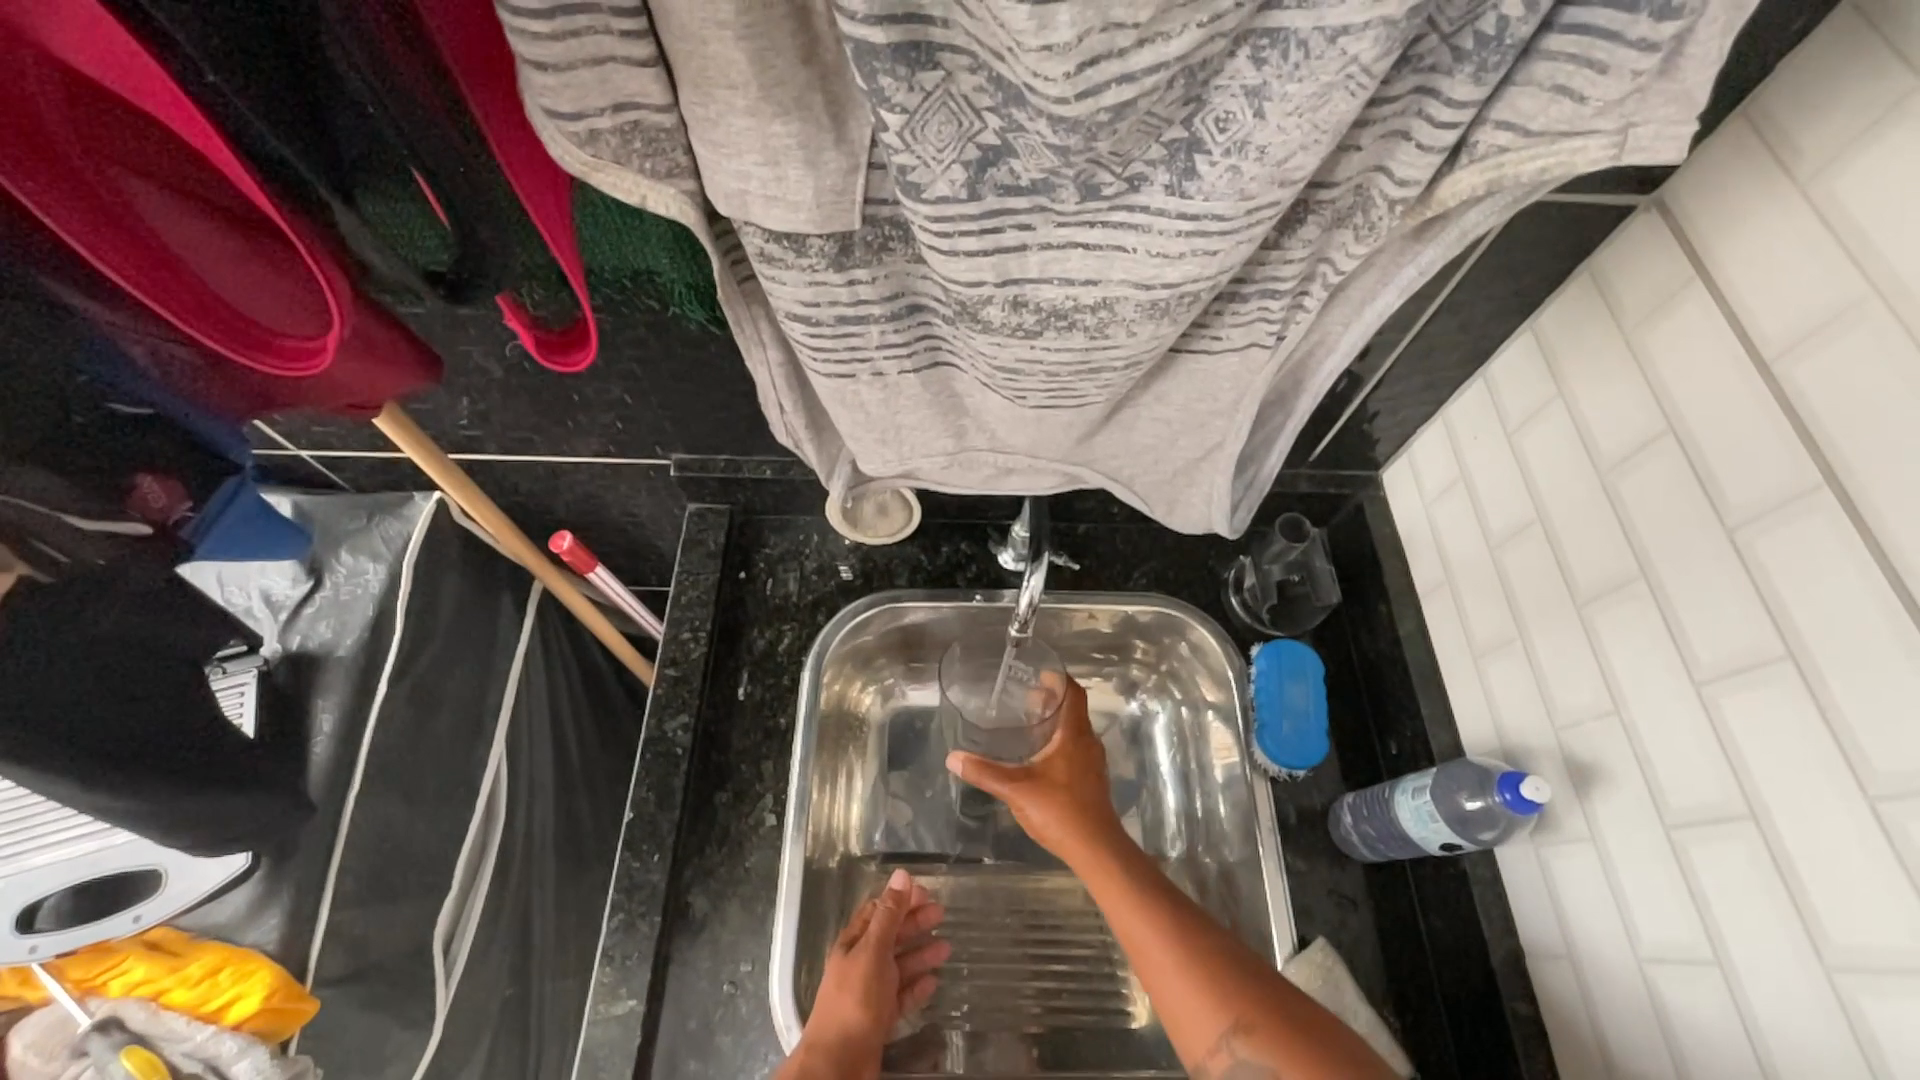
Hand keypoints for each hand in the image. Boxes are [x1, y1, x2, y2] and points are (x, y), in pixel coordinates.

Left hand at [788, 869, 949, 1078]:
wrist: (838, 1063)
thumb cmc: (854, 1000)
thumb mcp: (873, 951)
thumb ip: (889, 915)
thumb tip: (901, 875)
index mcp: (854, 943)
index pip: (878, 911)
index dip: (900, 899)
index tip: (926, 892)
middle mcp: (861, 963)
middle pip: (890, 936)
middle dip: (914, 923)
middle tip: (942, 913)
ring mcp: (870, 992)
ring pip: (898, 967)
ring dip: (921, 955)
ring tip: (947, 948)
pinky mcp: (879, 1017)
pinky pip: (901, 997)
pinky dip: (916, 988)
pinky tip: (932, 983)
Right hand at [945, 673, 1128, 865]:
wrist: (1096, 848)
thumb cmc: (1059, 810)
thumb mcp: (1016, 789)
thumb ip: (984, 772)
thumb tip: (953, 757)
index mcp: (1074, 735)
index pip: (1073, 693)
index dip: (1058, 679)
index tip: (1038, 672)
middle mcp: (1088, 743)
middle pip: (1073, 710)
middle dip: (1051, 700)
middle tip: (1024, 697)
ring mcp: (1092, 763)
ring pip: (1075, 731)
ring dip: (1055, 723)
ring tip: (1028, 724)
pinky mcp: (1091, 781)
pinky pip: (1076, 749)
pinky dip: (1059, 743)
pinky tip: (1039, 757)